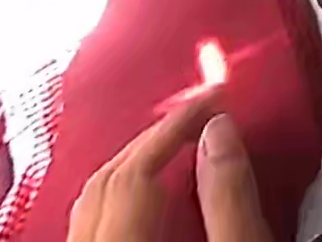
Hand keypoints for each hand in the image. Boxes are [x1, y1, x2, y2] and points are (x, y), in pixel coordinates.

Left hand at [68, 89, 273, 241]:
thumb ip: (230, 195)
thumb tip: (219, 128)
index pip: (134, 170)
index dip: (176, 124)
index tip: (213, 96)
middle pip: (106, 182)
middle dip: (155, 136)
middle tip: (200, 111)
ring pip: (91, 203)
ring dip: (136, 161)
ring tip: (181, 139)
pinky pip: (92, 225)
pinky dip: (123, 192)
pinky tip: (156, 186)